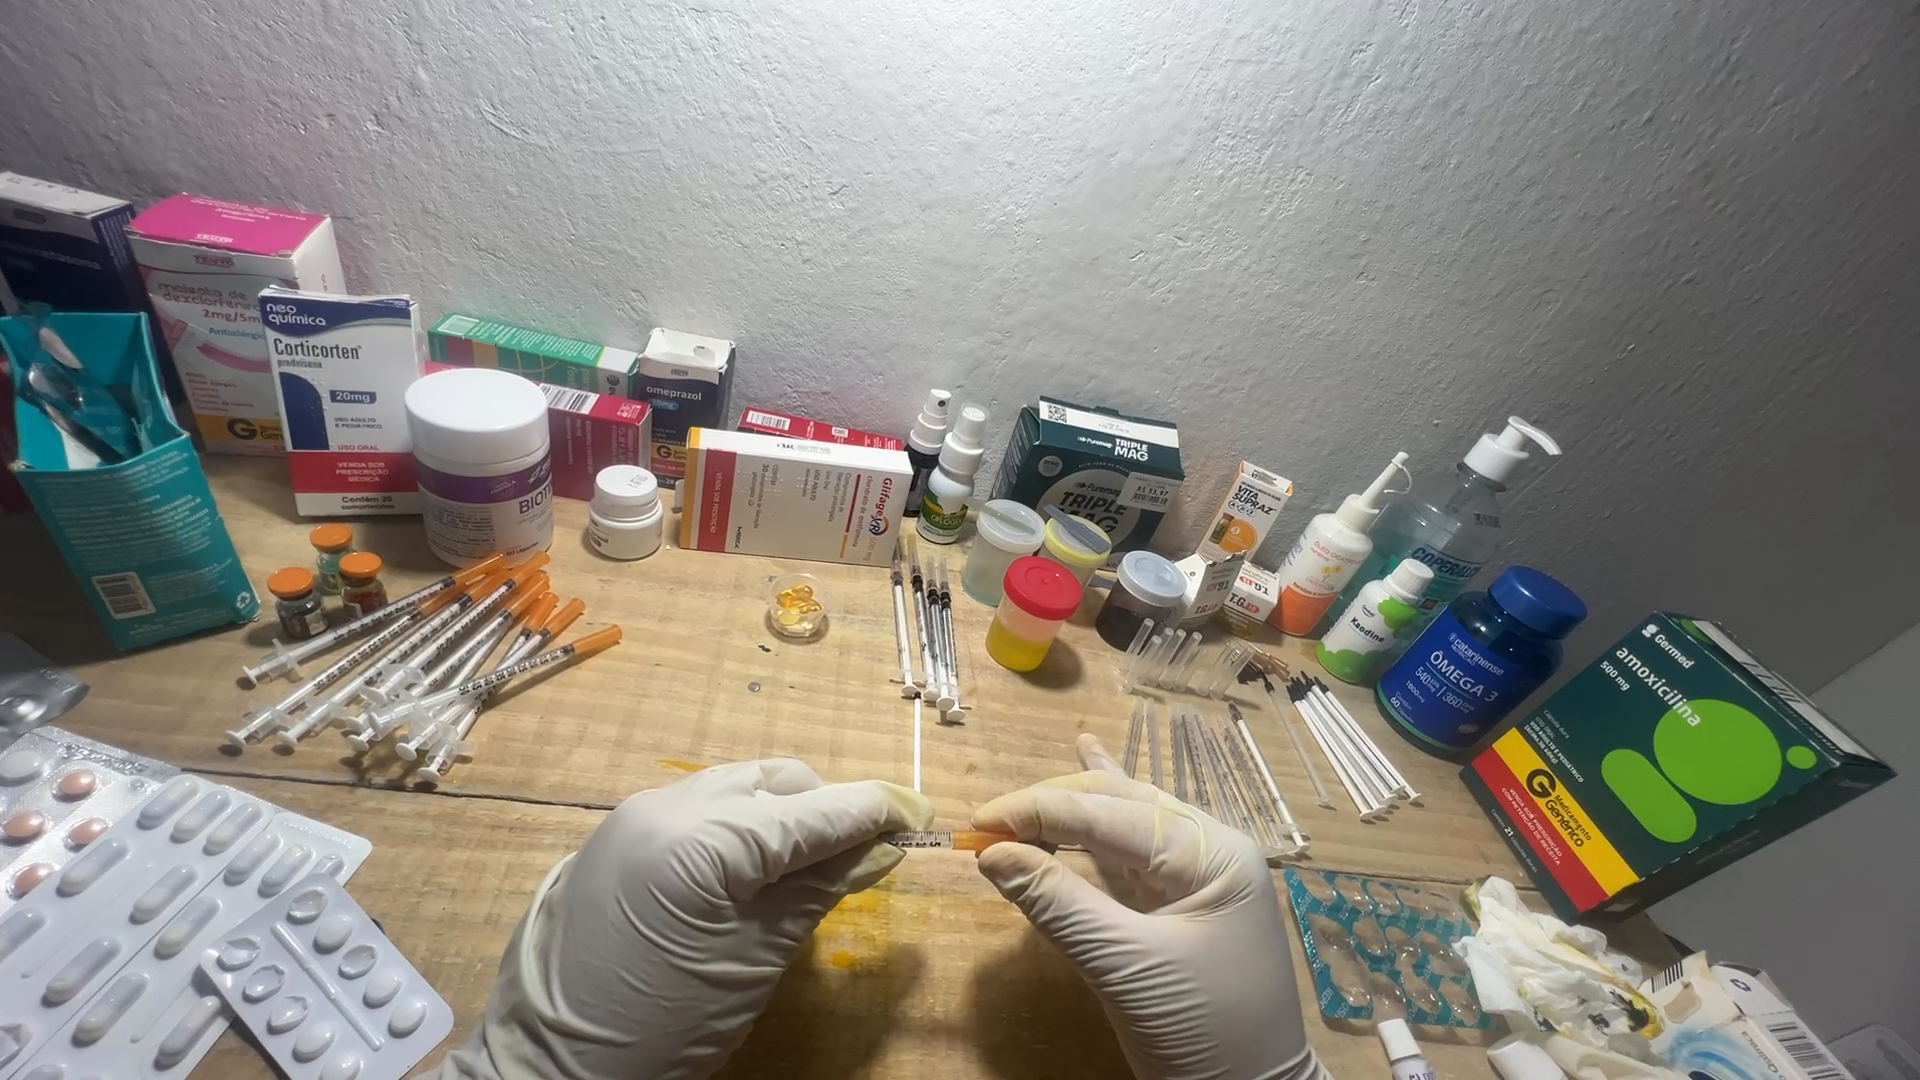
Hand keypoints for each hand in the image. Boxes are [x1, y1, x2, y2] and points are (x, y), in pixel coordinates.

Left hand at [434, 759, 932, 1079]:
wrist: (544, 1074)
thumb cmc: (663, 1029)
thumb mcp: (757, 957)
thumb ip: (822, 886)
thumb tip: (884, 845)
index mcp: (702, 840)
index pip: (810, 811)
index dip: (870, 810)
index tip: (917, 813)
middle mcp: (668, 804)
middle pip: (778, 779)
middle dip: (825, 807)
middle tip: (859, 850)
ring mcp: (638, 810)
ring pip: (741, 782)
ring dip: (784, 809)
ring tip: (804, 859)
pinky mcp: (620, 826)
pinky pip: (702, 801)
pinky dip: (741, 818)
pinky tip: (748, 863)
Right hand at [973, 734, 1324, 1079]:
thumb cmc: (1202, 1035)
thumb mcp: (1126, 969)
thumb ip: (1058, 904)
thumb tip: (990, 853)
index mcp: (1210, 852)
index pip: (1109, 813)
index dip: (1039, 811)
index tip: (980, 822)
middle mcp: (1208, 844)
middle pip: (1117, 801)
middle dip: (1050, 806)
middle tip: (989, 823)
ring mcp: (1198, 865)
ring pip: (1120, 815)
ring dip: (1067, 807)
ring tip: (1020, 798)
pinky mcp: (1182, 891)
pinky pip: (1130, 842)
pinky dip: (1096, 814)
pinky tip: (1089, 755)